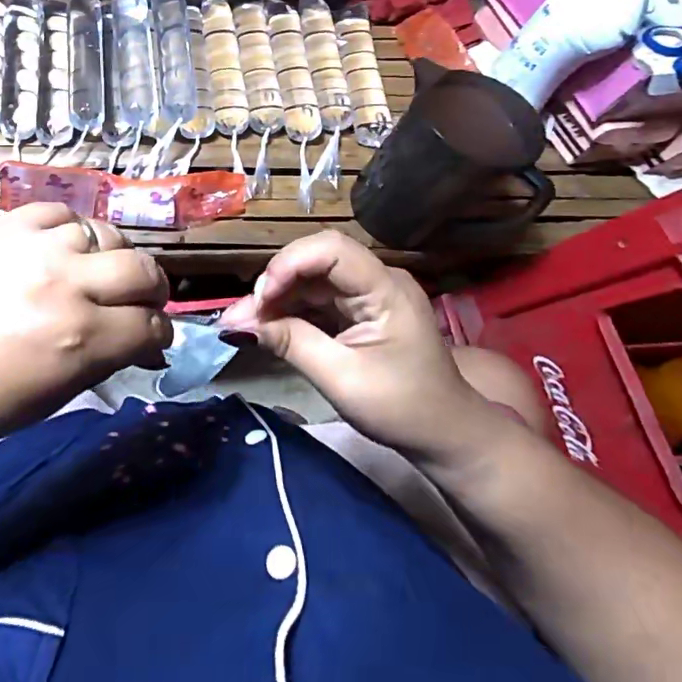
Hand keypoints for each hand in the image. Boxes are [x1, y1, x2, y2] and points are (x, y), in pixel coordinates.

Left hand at [0, 204, 170, 473]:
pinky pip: (58, 213)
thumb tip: (146, 343)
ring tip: (94, 275)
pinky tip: (58, 251)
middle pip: (143, 270)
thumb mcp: (50, 398)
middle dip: (151, 292)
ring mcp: (32, 246)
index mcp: (80, 339)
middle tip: (138, 306)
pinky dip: (69, 232)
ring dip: (111, 258)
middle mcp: (66, 283)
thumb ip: (105, 360)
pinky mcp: (1, 225)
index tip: (152, 340)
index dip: (159, 336)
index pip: (152, 325)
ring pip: (107, 233)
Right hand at [217, 230, 503, 463]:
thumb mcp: (342, 380)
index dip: (289, 263)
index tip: (261, 299)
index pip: (332, 249)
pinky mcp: (359, 308)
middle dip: (275, 283)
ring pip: (312, 278)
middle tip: (241, 318)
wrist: (443, 432)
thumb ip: (292, 344)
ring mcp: (368, 292)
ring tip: (242, 324)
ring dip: (277, 299)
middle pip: (317, 260)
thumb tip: (238, 325)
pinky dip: (289, 310)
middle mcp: (377, 279)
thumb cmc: (400, 408)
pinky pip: (317, 298)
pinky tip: (265, 326)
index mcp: (386, 289)